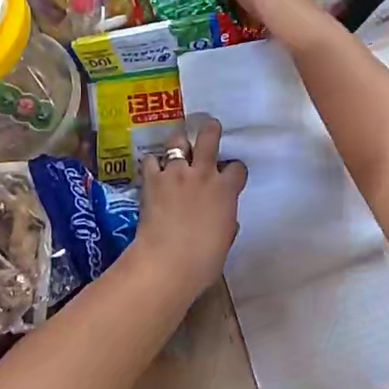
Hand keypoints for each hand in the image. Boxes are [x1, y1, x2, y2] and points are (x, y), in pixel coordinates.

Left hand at [131, 118, 247, 292]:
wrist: (168, 262)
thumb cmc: (204, 260)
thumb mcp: (225, 241)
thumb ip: (226, 223)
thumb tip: (225, 220)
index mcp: (226, 190)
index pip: (237, 168)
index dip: (235, 170)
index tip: (231, 175)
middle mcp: (203, 174)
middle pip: (209, 138)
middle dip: (210, 129)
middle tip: (210, 126)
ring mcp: (176, 173)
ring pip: (178, 142)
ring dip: (179, 143)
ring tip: (178, 145)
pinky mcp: (152, 179)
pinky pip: (151, 160)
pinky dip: (153, 162)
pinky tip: (153, 168)